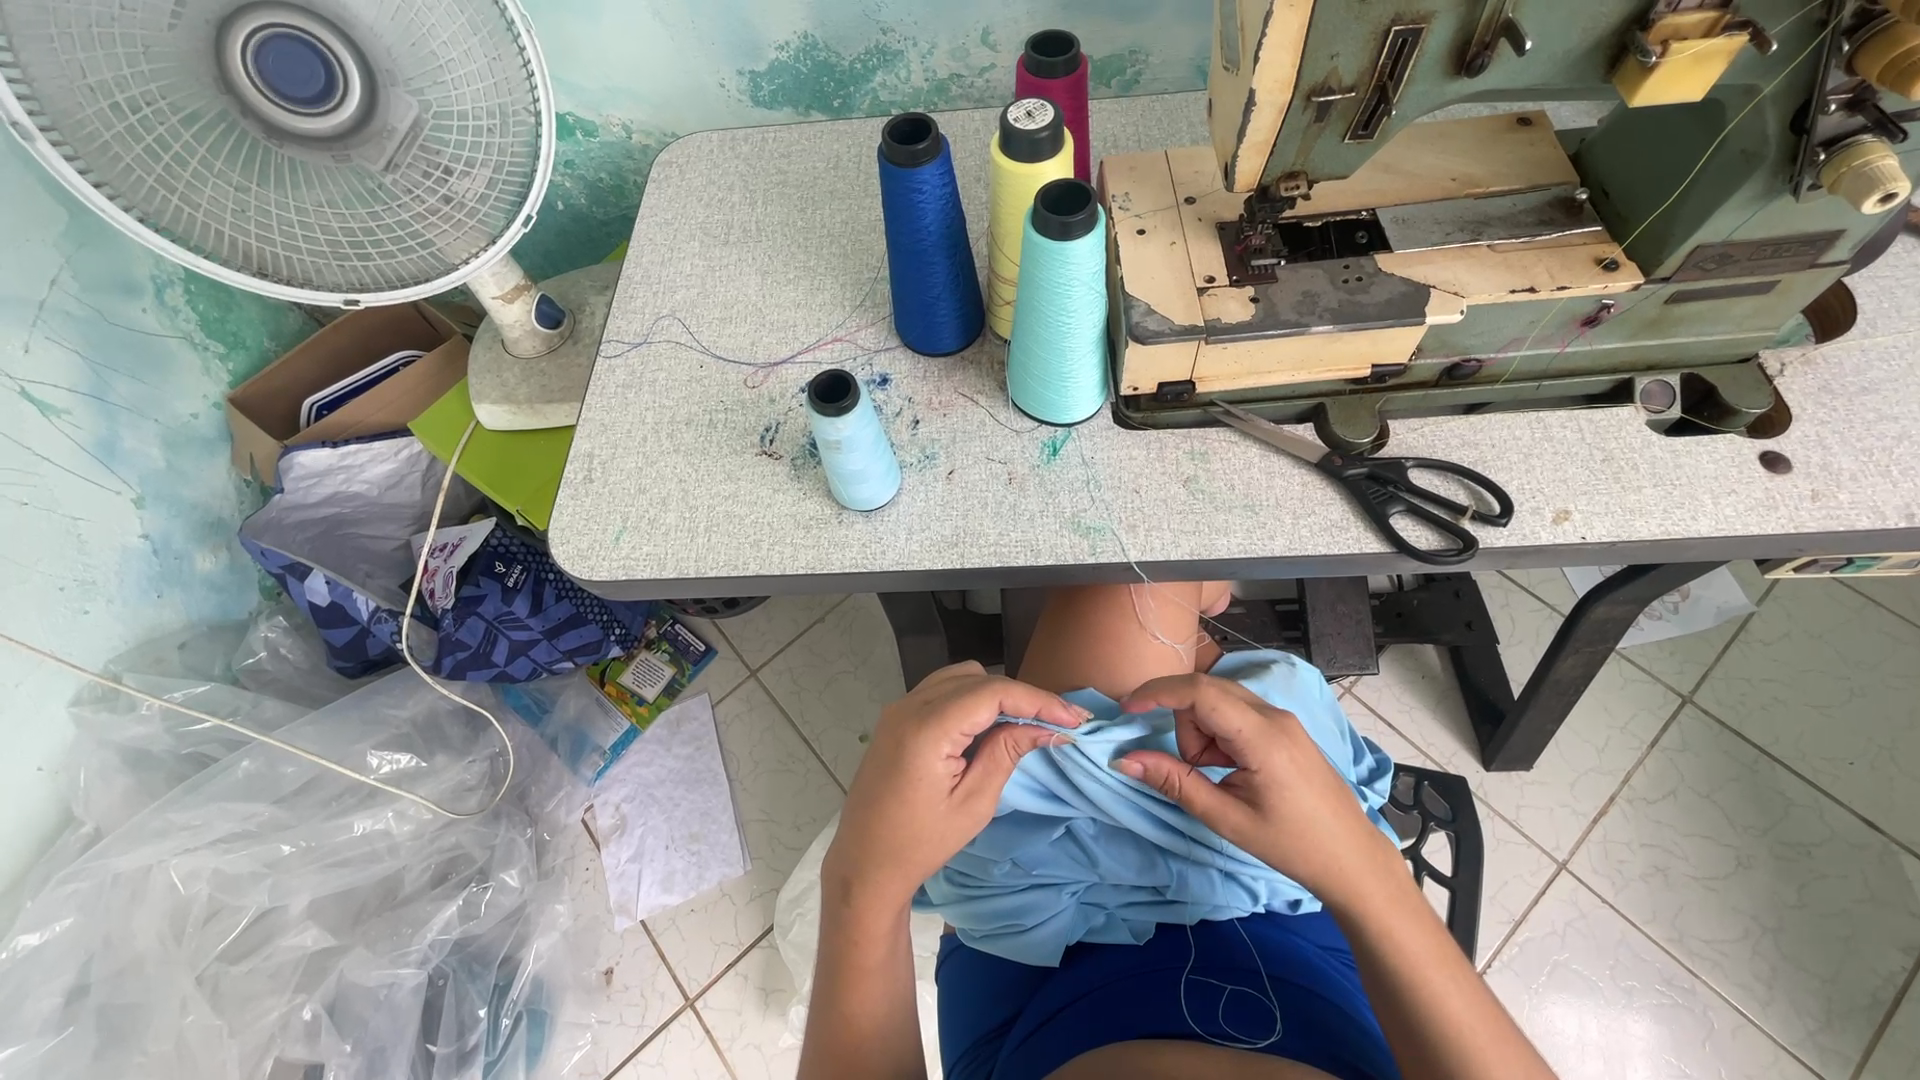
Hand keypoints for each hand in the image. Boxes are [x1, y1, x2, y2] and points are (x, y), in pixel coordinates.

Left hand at [824, 662, 1089, 911]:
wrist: (865, 862)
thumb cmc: (921, 843)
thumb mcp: (974, 803)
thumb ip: (1008, 753)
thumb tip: (1049, 727)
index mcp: (927, 728)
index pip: (993, 692)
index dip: (1038, 699)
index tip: (1074, 718)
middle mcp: (909, 706)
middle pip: (978, 679)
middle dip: (1020, 696)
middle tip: (1057, 723)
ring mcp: (899, 708)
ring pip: (960, 678)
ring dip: (996, 694)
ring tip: (1026, 724)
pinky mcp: (896, 717)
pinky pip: (942, 691)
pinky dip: (971, 699)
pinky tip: (990, 726)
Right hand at [1112, 673, 1400, 908]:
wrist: (1352, 859)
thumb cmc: (1291, 844)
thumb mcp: (1225, 817)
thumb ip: (1174, 782)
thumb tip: (1124, 759)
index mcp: (1262, 736)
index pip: (1199, 691)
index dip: (1157, 693)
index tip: (1127, 709)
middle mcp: (1274, 715)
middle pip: (1205, 693)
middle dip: (1184, 725)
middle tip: (1195, 771)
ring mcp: (1282, 719)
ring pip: (1218, 701)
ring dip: (1202, 732)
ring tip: (1219, 776)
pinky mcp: (1284, 728)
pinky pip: (1236, 713)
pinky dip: (1219, 735)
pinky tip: (1231, 769)